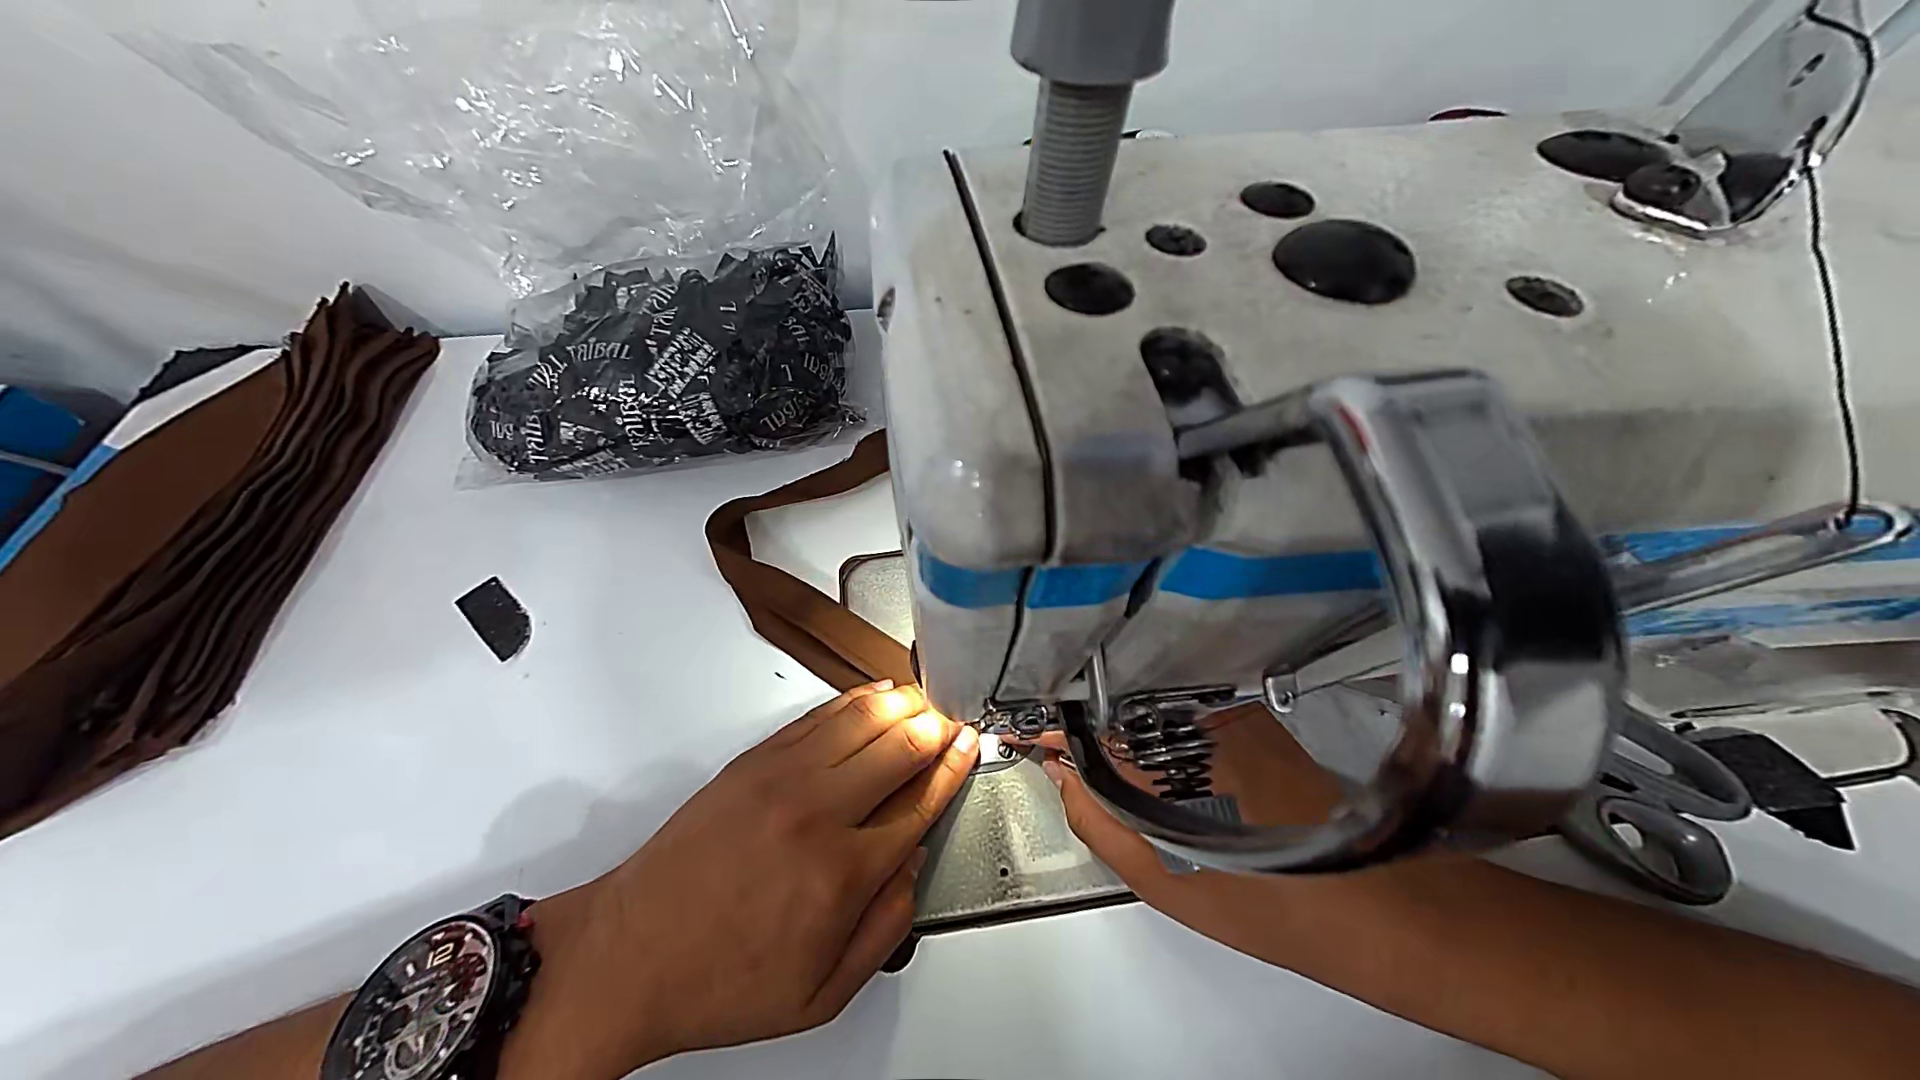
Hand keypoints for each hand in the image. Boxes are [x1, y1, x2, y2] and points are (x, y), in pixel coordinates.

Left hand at [505, 682, 978, 1077]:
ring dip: (902, 702)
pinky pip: (817, 715)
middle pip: (901, 745)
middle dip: (938, 727)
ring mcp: (781, 778)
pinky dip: (854, 699)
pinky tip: (872, 696)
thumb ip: (885, 929)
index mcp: (842, 874)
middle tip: (953, 721)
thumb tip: (913, 867)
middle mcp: (817, 814)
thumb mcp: (821, 994)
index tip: (968, 748)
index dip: (953, 768)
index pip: (920, 801)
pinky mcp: (753, 761)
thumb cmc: (718, 977)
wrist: (629, 955)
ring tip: (923, 700)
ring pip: (863, 716)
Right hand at [1015, 705, 1362, 965]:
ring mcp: (1226, 714)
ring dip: (1132, 735)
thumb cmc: (1266, 904)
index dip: (1055, 733)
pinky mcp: (1251, 715)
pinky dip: (1170, 734)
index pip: (1086, 729)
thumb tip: (1061, 776)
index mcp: (1165, 765)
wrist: (1365, 900)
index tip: (1037, 740)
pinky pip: (1187, 714)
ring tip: (1145, 782)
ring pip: (1150, 711)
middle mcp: (1194, 725)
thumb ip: (1097, 821)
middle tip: (1086, 772)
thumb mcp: (1161, 880)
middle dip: (1092, 737)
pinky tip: (1186, 773)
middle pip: (1116, 715)